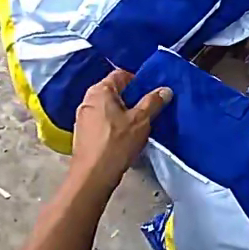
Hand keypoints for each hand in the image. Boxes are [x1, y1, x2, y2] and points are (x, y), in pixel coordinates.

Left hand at [69, 69, 171, 195]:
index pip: (121, 74)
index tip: (153, 93)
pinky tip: (126, 135)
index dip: (139, 80)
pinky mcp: (84, 132)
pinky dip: (116, 123)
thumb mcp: (141, 120)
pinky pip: (104, 120)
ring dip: (125, 112)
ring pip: (109, 107)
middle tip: (151, 108)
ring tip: (141, 123)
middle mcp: (88, 100)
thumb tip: (165, 89)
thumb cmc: (117, 143)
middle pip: (115, 91)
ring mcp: (83, 117)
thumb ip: (154, 102)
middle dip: (133, 97)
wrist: (94, 174)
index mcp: (100, 91)